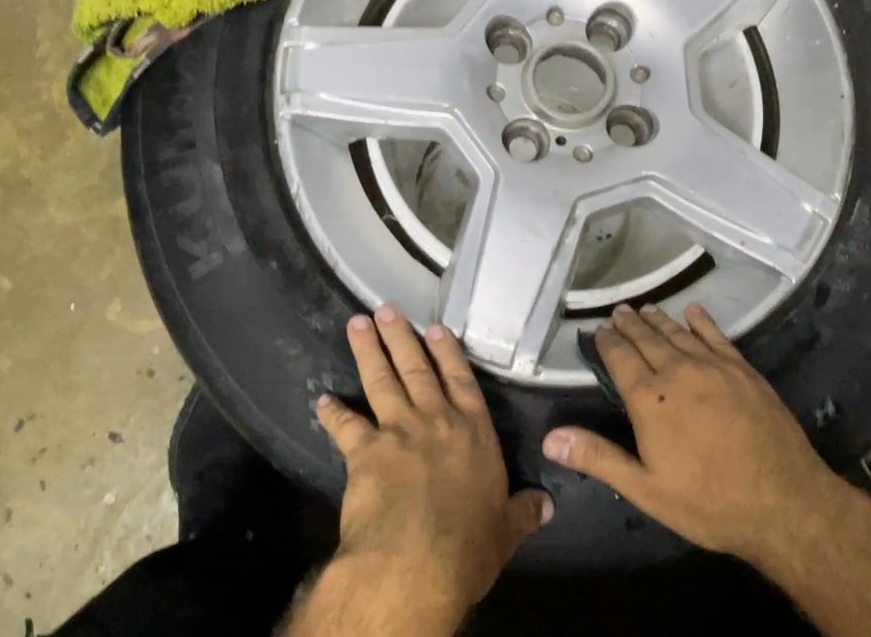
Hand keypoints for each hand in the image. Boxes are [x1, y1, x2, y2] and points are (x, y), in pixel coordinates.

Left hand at [317, 306, 552, 615]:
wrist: (417, 562)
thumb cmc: (469, 546)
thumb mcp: (506, 530)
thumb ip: (524, 511)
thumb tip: (548, 505)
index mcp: (474, 433)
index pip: (461, 381)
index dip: (448, 352)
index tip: (435, 326)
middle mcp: (437, 421)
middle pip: (418, 369)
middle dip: (402, 336)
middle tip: (386, 309)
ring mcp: (399, 431)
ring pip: (383, 380)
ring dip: (368, 351)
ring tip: (356, 324)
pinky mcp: (365, 451)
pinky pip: (346, 426)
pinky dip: (333, 413)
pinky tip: (322, 400)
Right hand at [541, 303, 853, 568]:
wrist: (783, 502)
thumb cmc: (708, 502)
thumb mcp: (646, 489)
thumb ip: (598, 458)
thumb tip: (550, 438)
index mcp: (650, 399)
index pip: (621, 359)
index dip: (607, 342)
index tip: (598, 329)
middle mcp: (679, 372)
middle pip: (648, 340)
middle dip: (630, 325)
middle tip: (618, 311)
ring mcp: (715, 368)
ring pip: (680, 334)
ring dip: (660, 320)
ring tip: (645, 308)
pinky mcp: (744, 371)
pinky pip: (717, 337)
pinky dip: (702, 322)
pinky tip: (694, 312)